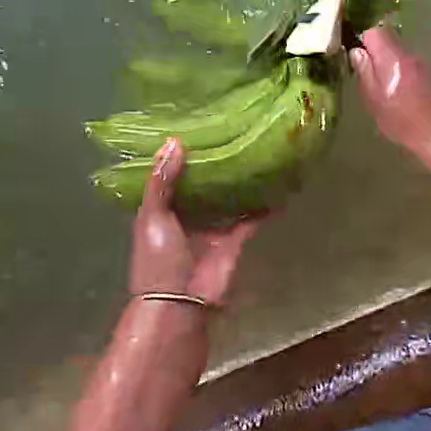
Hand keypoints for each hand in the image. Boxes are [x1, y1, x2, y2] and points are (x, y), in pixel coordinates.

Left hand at [129, 138, 254, 301]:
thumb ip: (162, 182)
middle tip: (232, 135)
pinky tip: (278, 186)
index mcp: (161, 211)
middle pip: (202, 186)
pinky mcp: (235, 238)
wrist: (182, 301)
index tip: (195, 130)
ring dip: (240, 182)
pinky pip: (252, 217)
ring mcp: (213, 227)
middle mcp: (187, 216)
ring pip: (228, 198)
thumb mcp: (152, 217)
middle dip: (214, 167)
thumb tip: (175, 141)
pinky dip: (265, 205)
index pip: (170, 178)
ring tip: (257, 154)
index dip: (179, 157)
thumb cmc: (158, 259)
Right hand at [347, 26, 430, 154]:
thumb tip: (356, 51)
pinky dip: (397, 70)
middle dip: (373, 51)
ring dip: (386, 61)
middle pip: (387, 39)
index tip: (355, 54)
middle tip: (363, 71)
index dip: (362, 40)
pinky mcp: (426, 73)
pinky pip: (406, 63)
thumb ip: (364, 71)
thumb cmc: (399, 119)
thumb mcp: (373, 99)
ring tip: (378, 84)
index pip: (374, 32)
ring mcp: (420, 63)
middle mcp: (408, 54)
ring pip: (396, 52)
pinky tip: (395, 89)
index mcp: (392, 58)